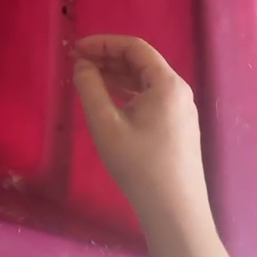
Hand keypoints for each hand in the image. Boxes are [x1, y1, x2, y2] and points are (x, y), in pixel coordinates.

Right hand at [74, 34, 207, 217]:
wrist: (175, 213)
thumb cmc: (139, 164)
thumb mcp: (104, 122)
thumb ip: (89, 86)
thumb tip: (82, 64)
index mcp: (167, 85)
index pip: (134, 47)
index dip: (102, 42)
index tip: (76, 49)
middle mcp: (178, 92)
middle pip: (140, 61)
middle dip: (107, 57)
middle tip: (77, 62)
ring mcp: (181, 111)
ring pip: (144, 79)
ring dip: (115, 74)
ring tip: (87, 78)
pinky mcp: (178, 127)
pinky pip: (149, 96)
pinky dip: (126, 90)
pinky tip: (107, 99)